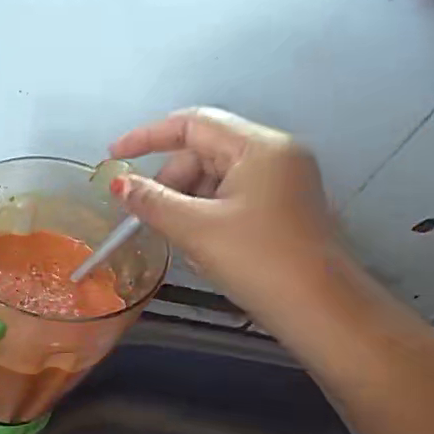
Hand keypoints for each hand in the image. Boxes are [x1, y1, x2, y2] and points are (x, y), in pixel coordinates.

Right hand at [108, 107, 342, 321]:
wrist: (320, 309)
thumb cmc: (258, 261)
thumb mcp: (196, 229)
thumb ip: (152, 201)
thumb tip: (118, 183)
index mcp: (259, 146)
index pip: (193, 123)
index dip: (147, 136)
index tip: (113, 155)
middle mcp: (275, 153)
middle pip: (205, 150)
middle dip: (169, 179)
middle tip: (144, 214)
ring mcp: (284, 180)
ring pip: (217, 176)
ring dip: (186, 200)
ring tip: (172, 234)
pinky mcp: (284, 206)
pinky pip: (233, 195)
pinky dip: (206, 211)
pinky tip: (197, 241)